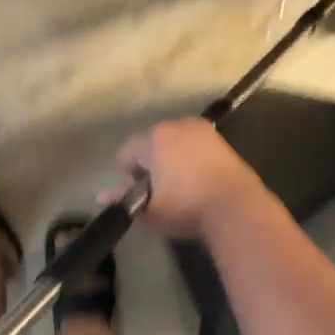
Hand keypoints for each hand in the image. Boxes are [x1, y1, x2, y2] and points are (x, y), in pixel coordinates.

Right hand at [110, 119, 268, 237]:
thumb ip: (121, 200)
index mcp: (154, 138)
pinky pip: (193, 148)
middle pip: (151, 144)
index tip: (136, 196)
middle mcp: (177, 125)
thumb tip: (100, 197)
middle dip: (148, 165)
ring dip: (169, 162)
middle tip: (155, 194)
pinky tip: (194, 184)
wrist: (234, 207)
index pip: (127, 152)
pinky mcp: (220, 141)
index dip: (126, 176)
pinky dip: (188, 161)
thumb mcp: (148, 209)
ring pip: (173, 144)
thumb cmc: (184, 207)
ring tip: (175, 190)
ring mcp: (202, 130)